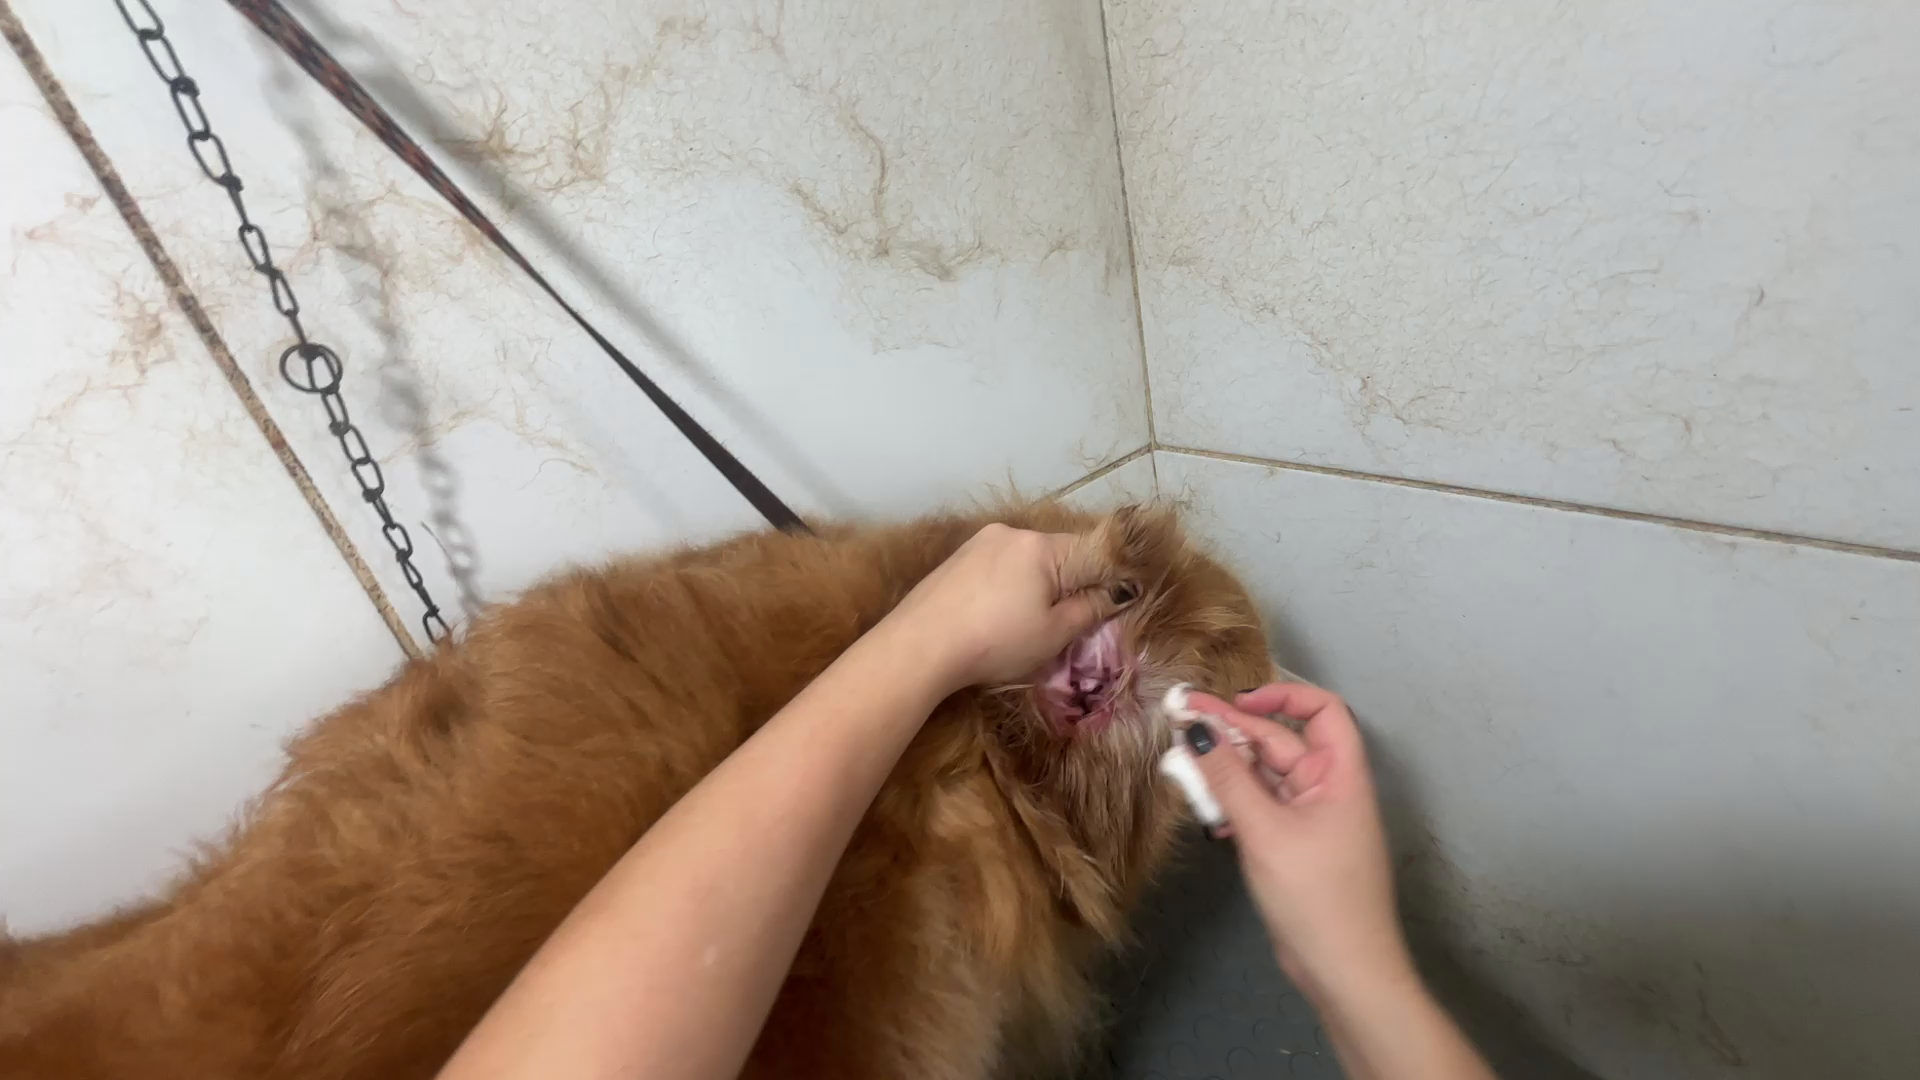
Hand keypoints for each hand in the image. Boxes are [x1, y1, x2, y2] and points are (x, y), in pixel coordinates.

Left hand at [882, 523, 1115, 692]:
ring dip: (1032, 587)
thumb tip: (1119, 592)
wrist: (919, 646)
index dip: (1102, 581)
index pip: (1091, 552)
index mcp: (1040, 545)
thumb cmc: (995, 641)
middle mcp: (1009, 532)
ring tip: (1019, 625)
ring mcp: (978, 542)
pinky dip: (1004, 588)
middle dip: (1064, 585)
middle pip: (1056, 555)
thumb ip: (1090, 608)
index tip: (1100, 610)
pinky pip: (996, 567)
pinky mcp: (956, 559)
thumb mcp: (1053, 634)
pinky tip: (992, 616)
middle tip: (1057, 626)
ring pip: (1024, 562)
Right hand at [1184, 685, 1414, 1004]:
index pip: (1322, 710)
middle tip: (1179, 722)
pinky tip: (1207, 815)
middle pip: (1277, 742)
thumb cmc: (1315, 895)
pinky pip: (1257, 805)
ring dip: (1224, 771)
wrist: (1346, 976)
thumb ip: (1226, 777)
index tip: (1236, 703)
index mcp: (1337, 776)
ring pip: (1260, 775)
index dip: (1283, 695)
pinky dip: (1230, 803)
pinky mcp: (1290, 842)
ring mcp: (1307, 817)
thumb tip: (1194, 728)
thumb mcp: (1264, 831)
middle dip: (1230, 733)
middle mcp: (1324, 788)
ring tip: (1182, 769)